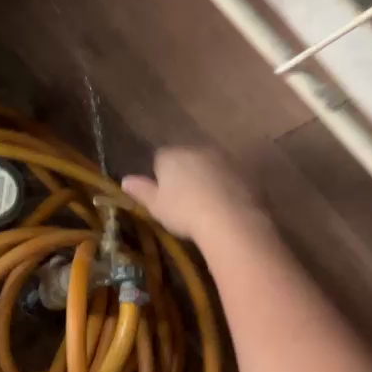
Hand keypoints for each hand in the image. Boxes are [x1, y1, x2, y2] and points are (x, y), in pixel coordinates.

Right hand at [121, 147, 271, 247]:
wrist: (230, 220)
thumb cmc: (184, 212)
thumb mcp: (155, 206)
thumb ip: (141, 191)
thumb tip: (125, 180)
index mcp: (171, 156)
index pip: (160, 158)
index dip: (161, 176)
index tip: (164, 195)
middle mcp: (197, 150)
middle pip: (187, 159)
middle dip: (185, 174)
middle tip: (184, 200)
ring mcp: (224, 160)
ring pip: (210, 167)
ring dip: (207, 179)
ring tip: (207, 205)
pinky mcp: (246, 172)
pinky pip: (230, 178)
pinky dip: (227, 187)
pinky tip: (225, 207)